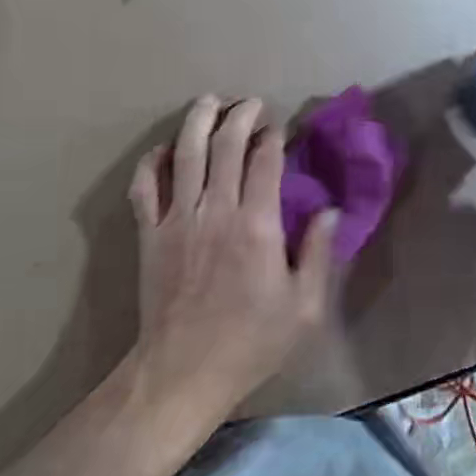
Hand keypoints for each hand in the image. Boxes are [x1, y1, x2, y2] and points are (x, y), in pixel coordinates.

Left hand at [126, 95, 336, 419]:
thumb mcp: (304, 308)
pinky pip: (144, 186)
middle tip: (252, 104)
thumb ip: (320, 254)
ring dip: (198, 120)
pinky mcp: (149, 234)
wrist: (181, 373)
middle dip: (240, 115)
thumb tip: (330, 211)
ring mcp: (177, 219)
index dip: (273, 137)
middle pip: (225, 145)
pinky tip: (163, 149)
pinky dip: (152, 161)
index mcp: (256, 225)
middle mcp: (215, 211)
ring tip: (210, 101)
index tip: (279, 128)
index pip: (265, 161)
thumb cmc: (250, 342)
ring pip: (185, 153)